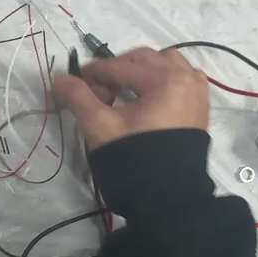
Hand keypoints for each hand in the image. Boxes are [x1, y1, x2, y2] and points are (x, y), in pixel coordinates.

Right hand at [51, 46, 209, 148]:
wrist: (166, 198)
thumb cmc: (133, 158)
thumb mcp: (99, 126)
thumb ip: (77, 97)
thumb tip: (58, 78)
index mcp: (165, 79)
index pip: (119, 66)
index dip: (92, 74)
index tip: (73, 85)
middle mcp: (186, 78)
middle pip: (143, 59)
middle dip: (116, 70)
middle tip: (98, 94)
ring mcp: (197, 92)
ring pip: (164, 64)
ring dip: (140, 71)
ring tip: (122, 94)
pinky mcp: (199, 107)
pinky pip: (180, 79)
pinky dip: (161, 80)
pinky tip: (145, 99)